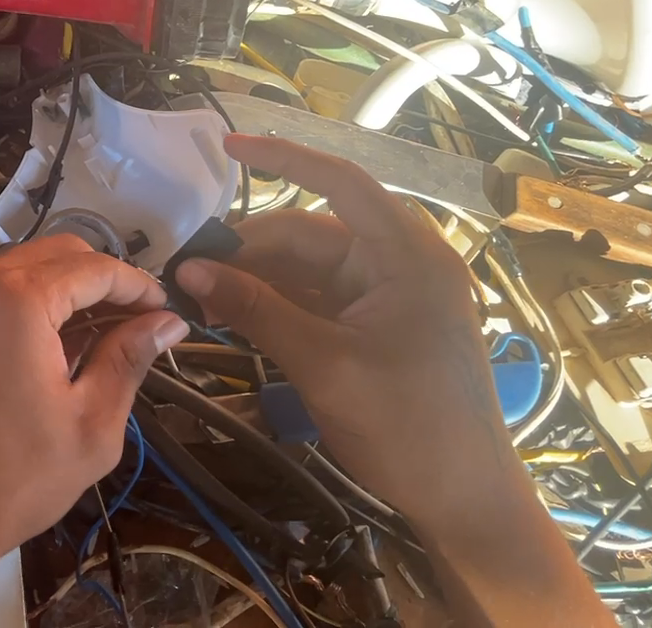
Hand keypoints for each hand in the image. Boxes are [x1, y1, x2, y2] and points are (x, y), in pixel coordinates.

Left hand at [0, 235, 187, 626]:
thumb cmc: (12, 476)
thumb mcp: (90, 423)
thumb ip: (129, 358)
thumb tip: (169, 321)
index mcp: (19, 297)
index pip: (95, 268)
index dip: (139, 285)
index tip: (169, 312)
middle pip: (62, 253)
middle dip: (106, 280)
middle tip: (141, 323)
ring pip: (32, 263)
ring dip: (73, 287)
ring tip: (108, 335)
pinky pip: (4, 284)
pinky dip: (39, 298)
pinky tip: (63, 340)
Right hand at [175, 133, 505, 528]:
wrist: (465, 506)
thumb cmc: (409, 427)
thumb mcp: (323, 363)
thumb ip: (254, 308)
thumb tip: (187, 269)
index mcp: (407, 257)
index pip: (341, 183)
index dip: (283, 157)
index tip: (226, 145)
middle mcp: (395, 262)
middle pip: (305, 233)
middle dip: (245, 249)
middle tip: (188, 270)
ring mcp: (381, 293)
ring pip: (299, 265)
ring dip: (250, 278)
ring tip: (199, 298)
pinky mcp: (366, 322)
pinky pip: (306, 295)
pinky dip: (267, 300)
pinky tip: (227, 313)